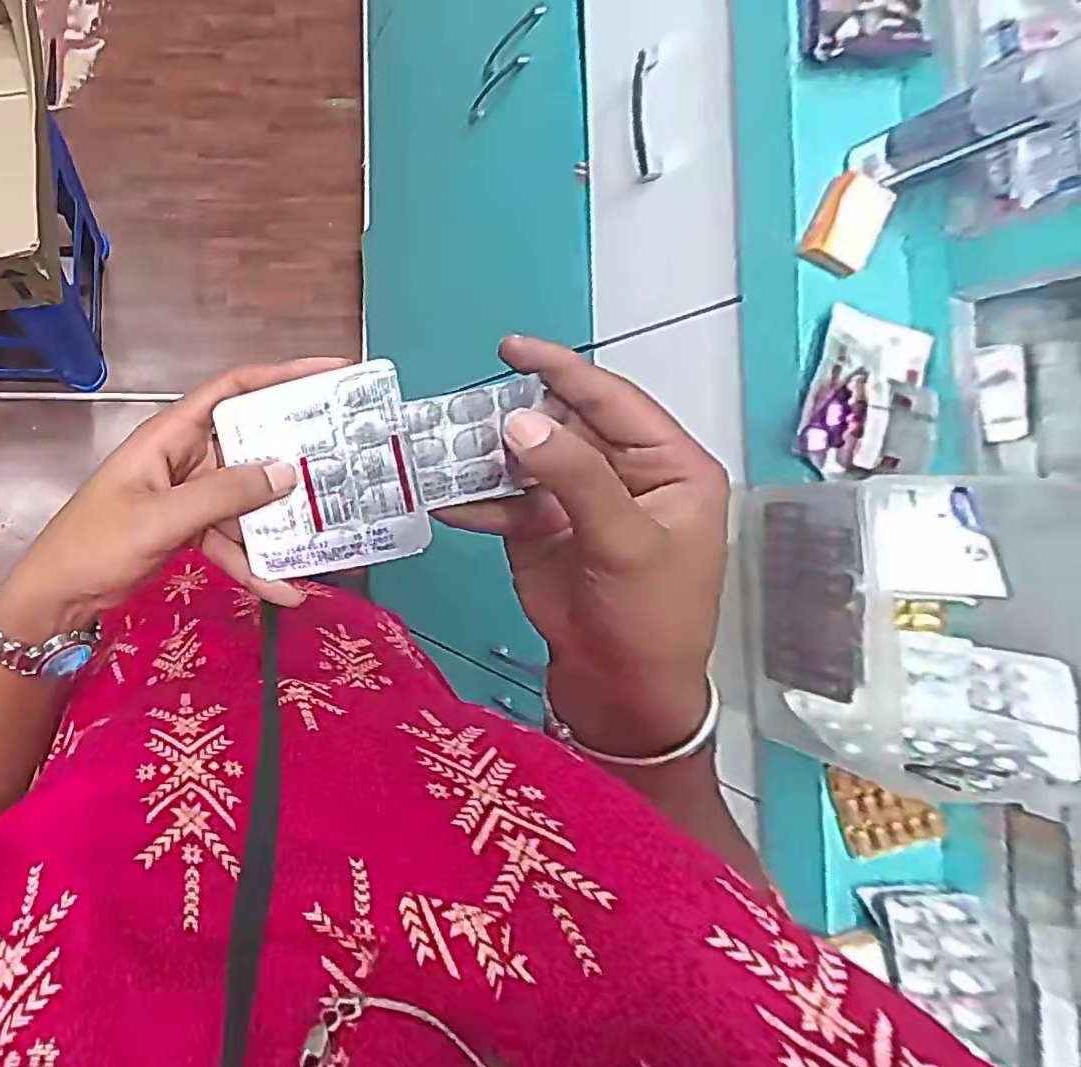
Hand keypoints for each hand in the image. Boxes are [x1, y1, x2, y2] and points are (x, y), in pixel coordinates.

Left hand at [0, 357, 357, 639]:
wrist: (60, 595)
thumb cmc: (96, 544)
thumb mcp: (161, 518)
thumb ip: (222, 495)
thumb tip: (285, 473)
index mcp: (169, 437)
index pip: (231, 391)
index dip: (280, 376)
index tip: (332, 375)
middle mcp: (183, 459)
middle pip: (247, 449)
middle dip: (293, 461)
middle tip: (345, 469)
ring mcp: (186, 497)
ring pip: (243, 502)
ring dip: (277, 526)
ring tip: (323, 544)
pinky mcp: (186, 530)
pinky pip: (228, 538)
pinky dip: (251, 562)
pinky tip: (281, 588)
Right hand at [434, 337, 728, 757]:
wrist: (617, 678)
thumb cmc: (650, 612)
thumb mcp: (624, 539)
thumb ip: (575, 478)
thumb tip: (518, 425)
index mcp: (664, 465)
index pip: (612, 402)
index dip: (562, 371)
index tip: (513, 348)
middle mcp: (617, 475)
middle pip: (557, 429)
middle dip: (508, 421)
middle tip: (461, 415)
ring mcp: (571, 502)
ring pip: (520, 464)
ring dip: (482, 462)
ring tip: (442, 456)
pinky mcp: (535, 529)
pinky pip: (499, 503)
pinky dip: (472, 504)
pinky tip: (446, 504)